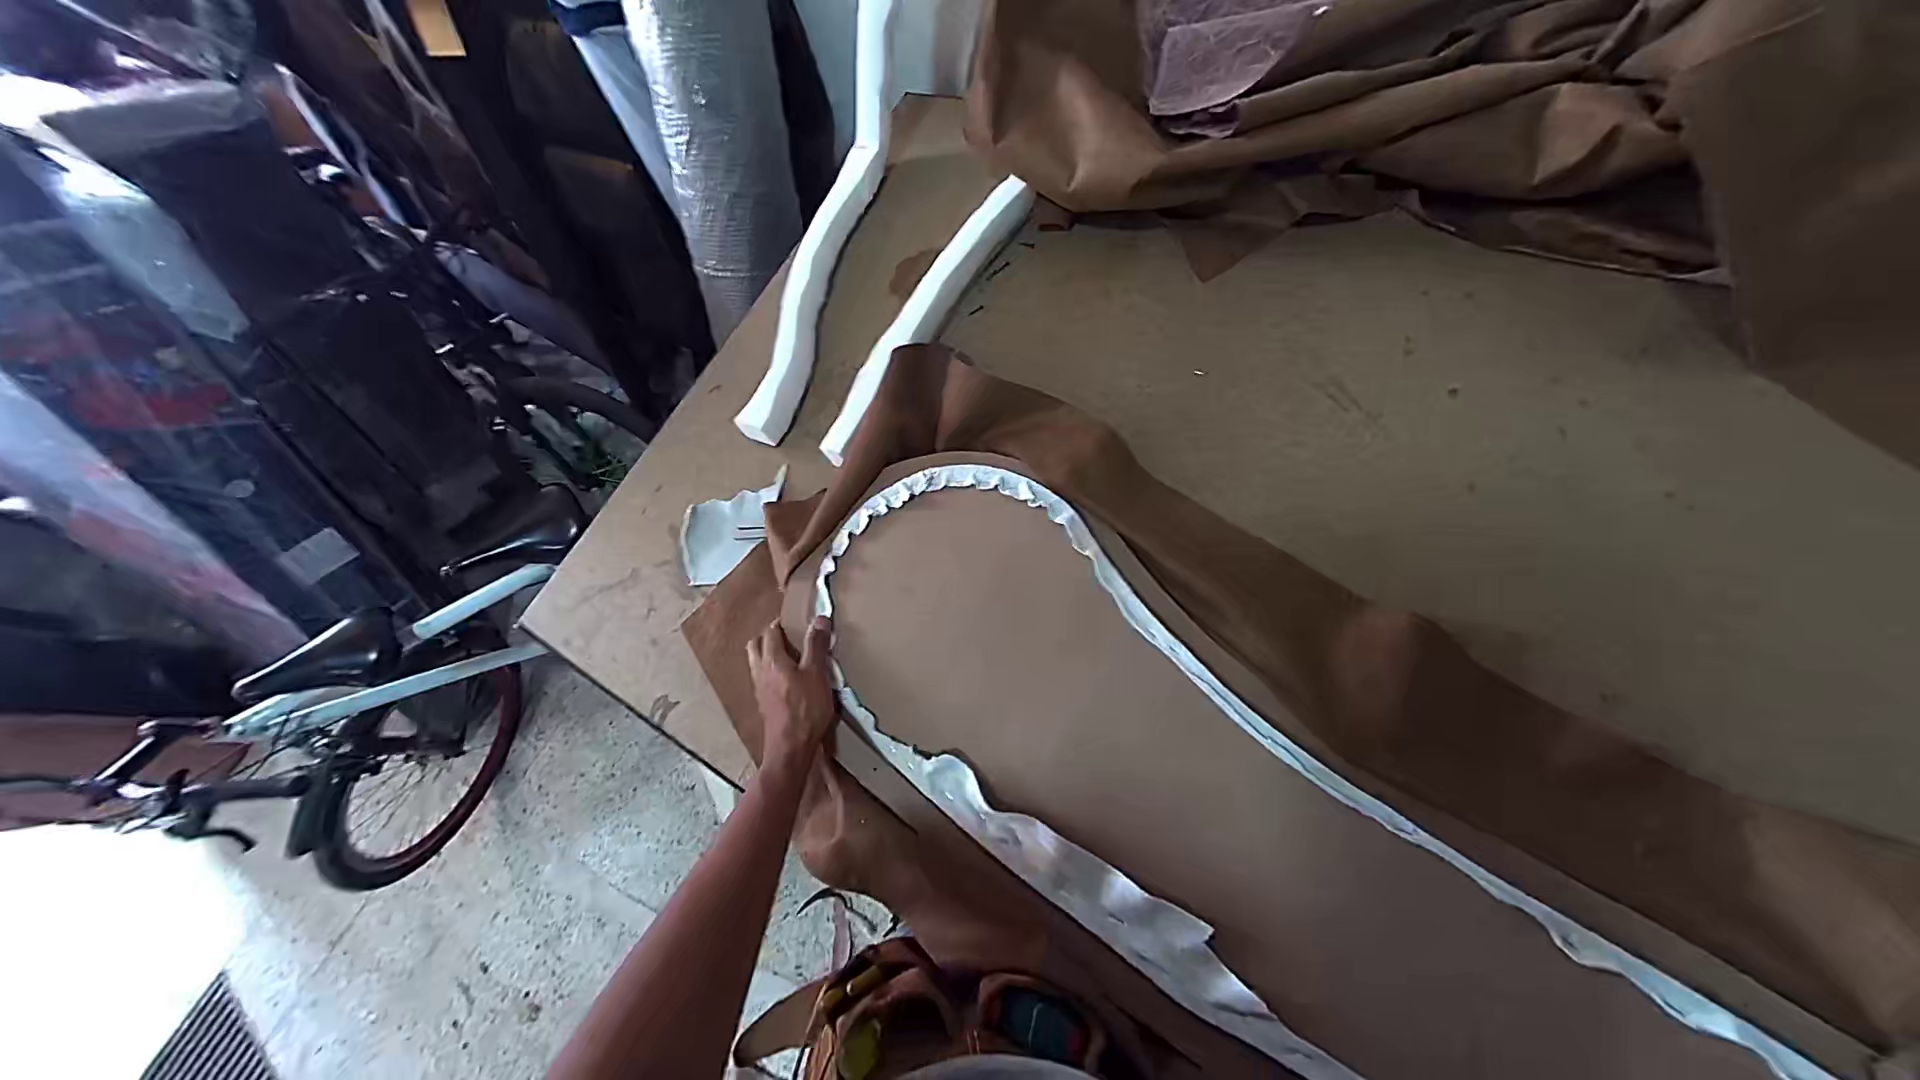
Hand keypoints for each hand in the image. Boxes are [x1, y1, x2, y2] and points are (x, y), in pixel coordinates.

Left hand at [747, 616, 835, 767]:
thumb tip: (819, 619)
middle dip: (769, 636)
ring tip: (788, 655)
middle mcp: (760, 672)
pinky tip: (786, 679)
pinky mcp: (763, 704)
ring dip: (767, 653)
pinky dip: (770, 671)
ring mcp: (759, 689)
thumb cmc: (805, 711)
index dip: (782, 623)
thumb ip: (817, 646)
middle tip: (789, 635)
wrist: (791, 749)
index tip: (796, 621)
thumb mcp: (818, 674)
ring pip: (756, 662)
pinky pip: (761, 679)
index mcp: (772, 660)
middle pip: (756, 645)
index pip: (770, 632)